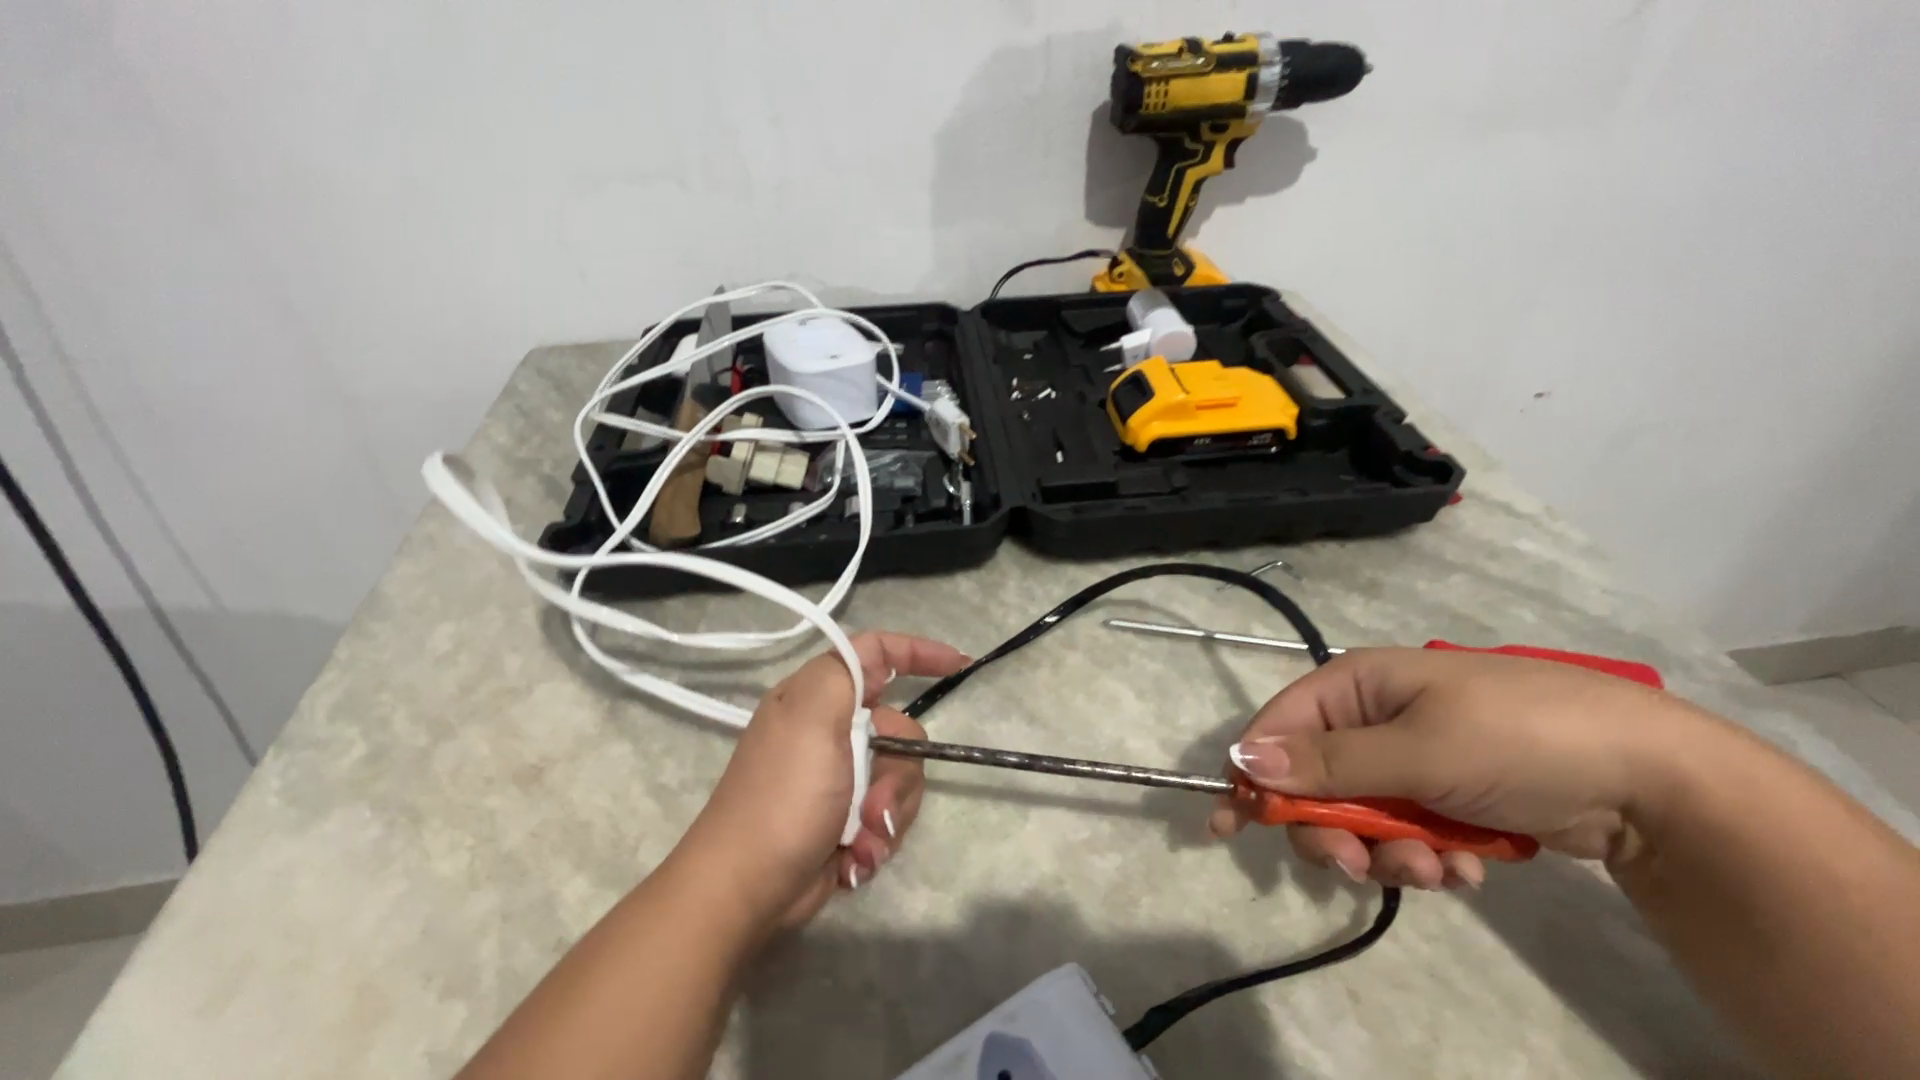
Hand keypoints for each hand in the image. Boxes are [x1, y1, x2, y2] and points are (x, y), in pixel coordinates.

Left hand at [674, 631, 968, 932]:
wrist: (748, 888)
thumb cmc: (782, 798)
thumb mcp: (811, 720)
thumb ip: (845, 675)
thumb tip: (875, 659)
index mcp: (816, 698)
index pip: (875, 654)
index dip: (918, 652)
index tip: (960, 667)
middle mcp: (829, 731)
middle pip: (900, 729)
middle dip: (898, 773)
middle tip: (873, 806)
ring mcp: (838, 777)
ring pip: (901, 778)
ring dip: (888, 813)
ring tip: (860, 841)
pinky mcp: (845, 818)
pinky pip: (888, 815)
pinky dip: (877, 838)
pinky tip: (854, 858)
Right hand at [1209, 647, 1715, 889]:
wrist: (1651, 780)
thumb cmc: (1520, 740)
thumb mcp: (1420, 750)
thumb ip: (1329, 762)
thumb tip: (1240, 760)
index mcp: (1360, 686)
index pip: (1279, 728)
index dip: (1252, 775)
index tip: (1231, 828)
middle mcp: (1377, 719)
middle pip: (1315, 782)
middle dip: (1334, 832)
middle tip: (1356, 866)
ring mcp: (1414, 761)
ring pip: (1361, 818)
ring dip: (1388, 854)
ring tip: (1437, 871)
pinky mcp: (1449, 799)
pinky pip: (1407, 836)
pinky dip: (1427, 861)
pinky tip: (1466, 872)